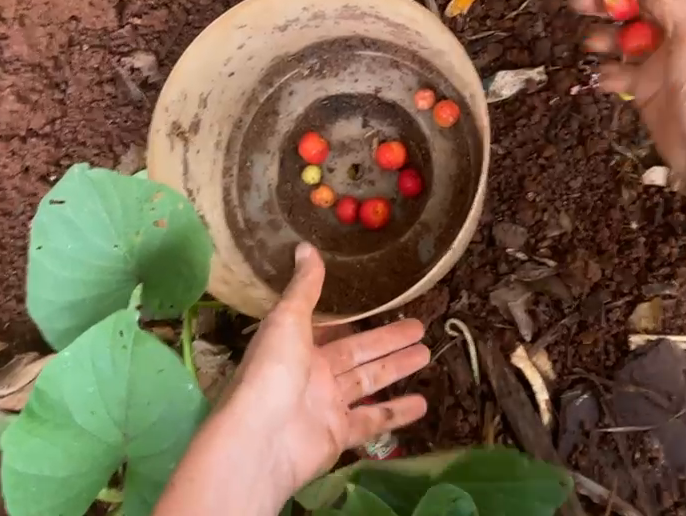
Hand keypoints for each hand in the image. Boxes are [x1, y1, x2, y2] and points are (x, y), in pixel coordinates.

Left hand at [192, 244, 429, 506]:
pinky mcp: (339, 434)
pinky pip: (372, 420)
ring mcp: (328, 405)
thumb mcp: (287, 318)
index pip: (336, 327)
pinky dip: (396, 412)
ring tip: (427, 354)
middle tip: (420, 326)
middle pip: (360, 352)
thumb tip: (305, 246)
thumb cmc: (272, 370)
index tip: (383, 303)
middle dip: (389, 339)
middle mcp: (315, 373)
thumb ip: (304, 286)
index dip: (359, 317)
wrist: (259, 439)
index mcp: (301, 344)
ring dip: (397, 368)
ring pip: (369, 381)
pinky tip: (422, 405)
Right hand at [572, 0, 685, 188]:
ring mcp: (658, 64)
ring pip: (622, 39)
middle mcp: (674, 36)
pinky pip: (618, 73)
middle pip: (634, 8)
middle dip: (605, 3)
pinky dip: (606, 71)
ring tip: (589, 43)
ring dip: (602, 35)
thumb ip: (666, 2)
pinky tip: (601, 76)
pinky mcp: (644, 90)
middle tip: (577, 4)